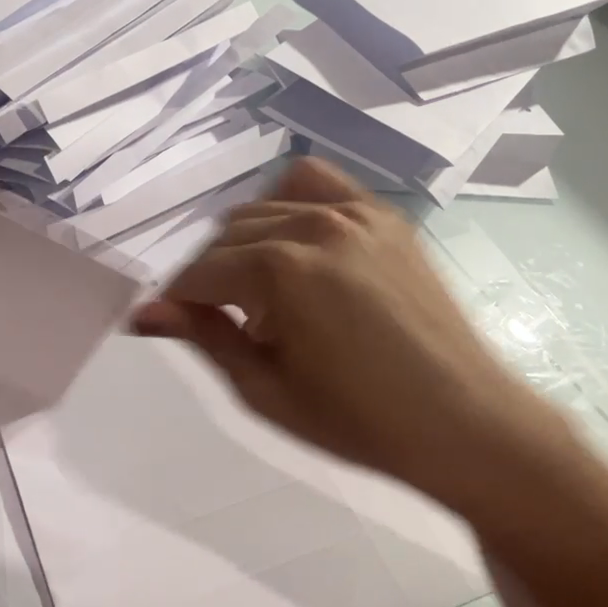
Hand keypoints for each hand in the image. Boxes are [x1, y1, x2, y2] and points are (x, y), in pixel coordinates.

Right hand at [133, 158, 567, 503]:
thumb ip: (203, 336)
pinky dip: (290, 201)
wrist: (465, 424)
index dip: (176, 300)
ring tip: (262, 288)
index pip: (198, 272)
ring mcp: (354, 213)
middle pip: (226, 235)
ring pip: (263, 207)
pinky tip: (294, 240)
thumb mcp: (265, 389)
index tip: (169, 323)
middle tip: (223, 319)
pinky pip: (316, 182)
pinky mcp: (383, 214)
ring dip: (245, 242)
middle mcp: (311, 226)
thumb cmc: (358, 421)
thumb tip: (142, 312)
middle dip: (210, 275)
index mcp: (279, 271)